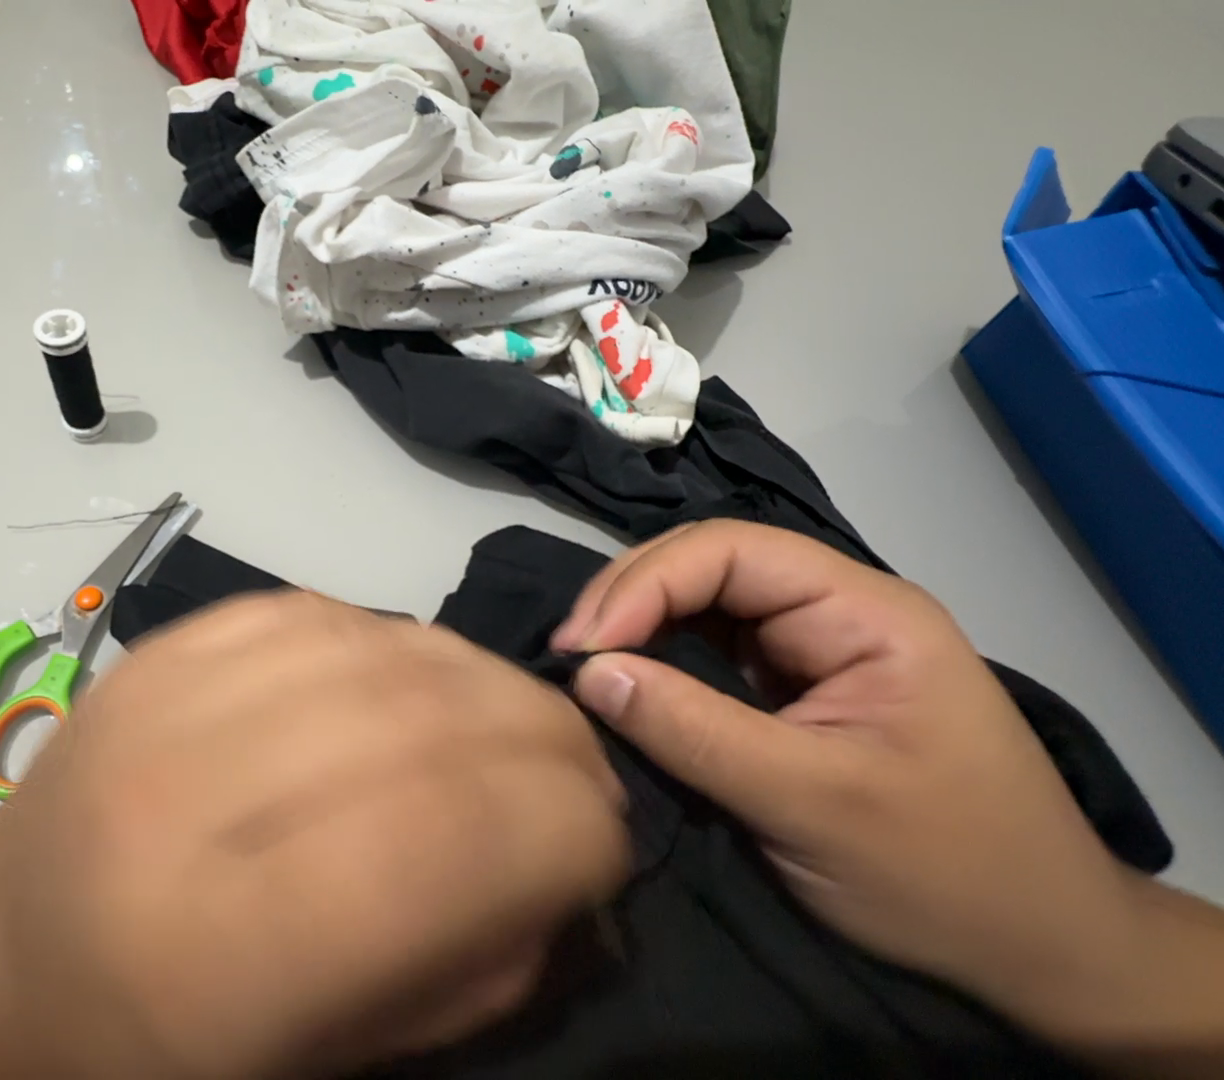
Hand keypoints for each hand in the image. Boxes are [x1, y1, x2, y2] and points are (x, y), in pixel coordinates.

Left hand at [0, 591, 630, 1079]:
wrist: (5, 949)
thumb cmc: (158, 1043)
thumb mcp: (324, 1060)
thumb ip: (461, 972)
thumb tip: (563, 870)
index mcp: (222, 943)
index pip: (445, 836)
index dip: (566, 826)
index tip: (600, 846)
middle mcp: (186, 795)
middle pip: (421, 717)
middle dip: (543, 741)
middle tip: (576, 779)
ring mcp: (163, 700)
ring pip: (380, 644)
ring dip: (480, 679)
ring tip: (508, 728)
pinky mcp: (159, 650)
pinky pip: (316, 610)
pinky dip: (393, 642)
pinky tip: (407, 687)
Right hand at [549, 521, 1140, 1039]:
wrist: (1029, 948)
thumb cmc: (941, 871)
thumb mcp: (811, 802)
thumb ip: (694, 731)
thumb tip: (589, 675)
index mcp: (864, 613)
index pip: (733, 551)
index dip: (647, 584)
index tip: (586, 648)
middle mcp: (832, 612)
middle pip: (707, 563)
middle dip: (629, 598)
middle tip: (569, 655)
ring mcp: (807, 649)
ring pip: (697, 602)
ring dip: (632, 625)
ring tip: (583, 666)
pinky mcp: (784, 688)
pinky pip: (701, 651)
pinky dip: (650, 659)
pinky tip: (620, 682)